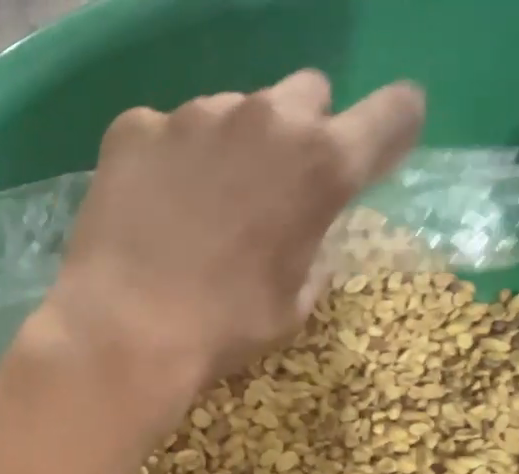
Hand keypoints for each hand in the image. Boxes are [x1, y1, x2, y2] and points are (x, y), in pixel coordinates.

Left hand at [26, 70, 424, 432]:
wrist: (124, 334)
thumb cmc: (221, 331)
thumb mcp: (293, 305)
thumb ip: (314, 249)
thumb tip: (306, 231)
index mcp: (323, 164)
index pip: (394, 111)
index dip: (387, 131)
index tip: (369, 156)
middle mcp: (267, 119)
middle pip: (306, 95)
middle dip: (298, 133)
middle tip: (267, 189)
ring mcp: (195, 115)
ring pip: (231, 110)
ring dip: (227, 146)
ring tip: (192, 209)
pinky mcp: (135, 128)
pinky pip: (162, 130)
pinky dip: (162, 159)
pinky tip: (145, 208)